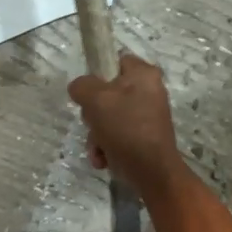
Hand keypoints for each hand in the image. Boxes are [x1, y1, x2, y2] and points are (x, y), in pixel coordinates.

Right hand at [66, 54, 182, 190]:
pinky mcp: (142, 137)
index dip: (97, 74)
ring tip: (99, 150)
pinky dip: (106, 148)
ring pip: (107, 118)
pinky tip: (104, 159)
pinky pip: (116, 136)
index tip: (87, 92)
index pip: (115, 60)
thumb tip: (79, 88)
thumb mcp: (97, 100)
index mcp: (144, 74)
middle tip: (93, 123)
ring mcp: (146, 116)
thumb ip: (82, 86)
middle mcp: (148, 91)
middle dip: (93, 114)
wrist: (152, 172)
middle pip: (106, 93)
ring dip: (96, 136)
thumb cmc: (126, 129)